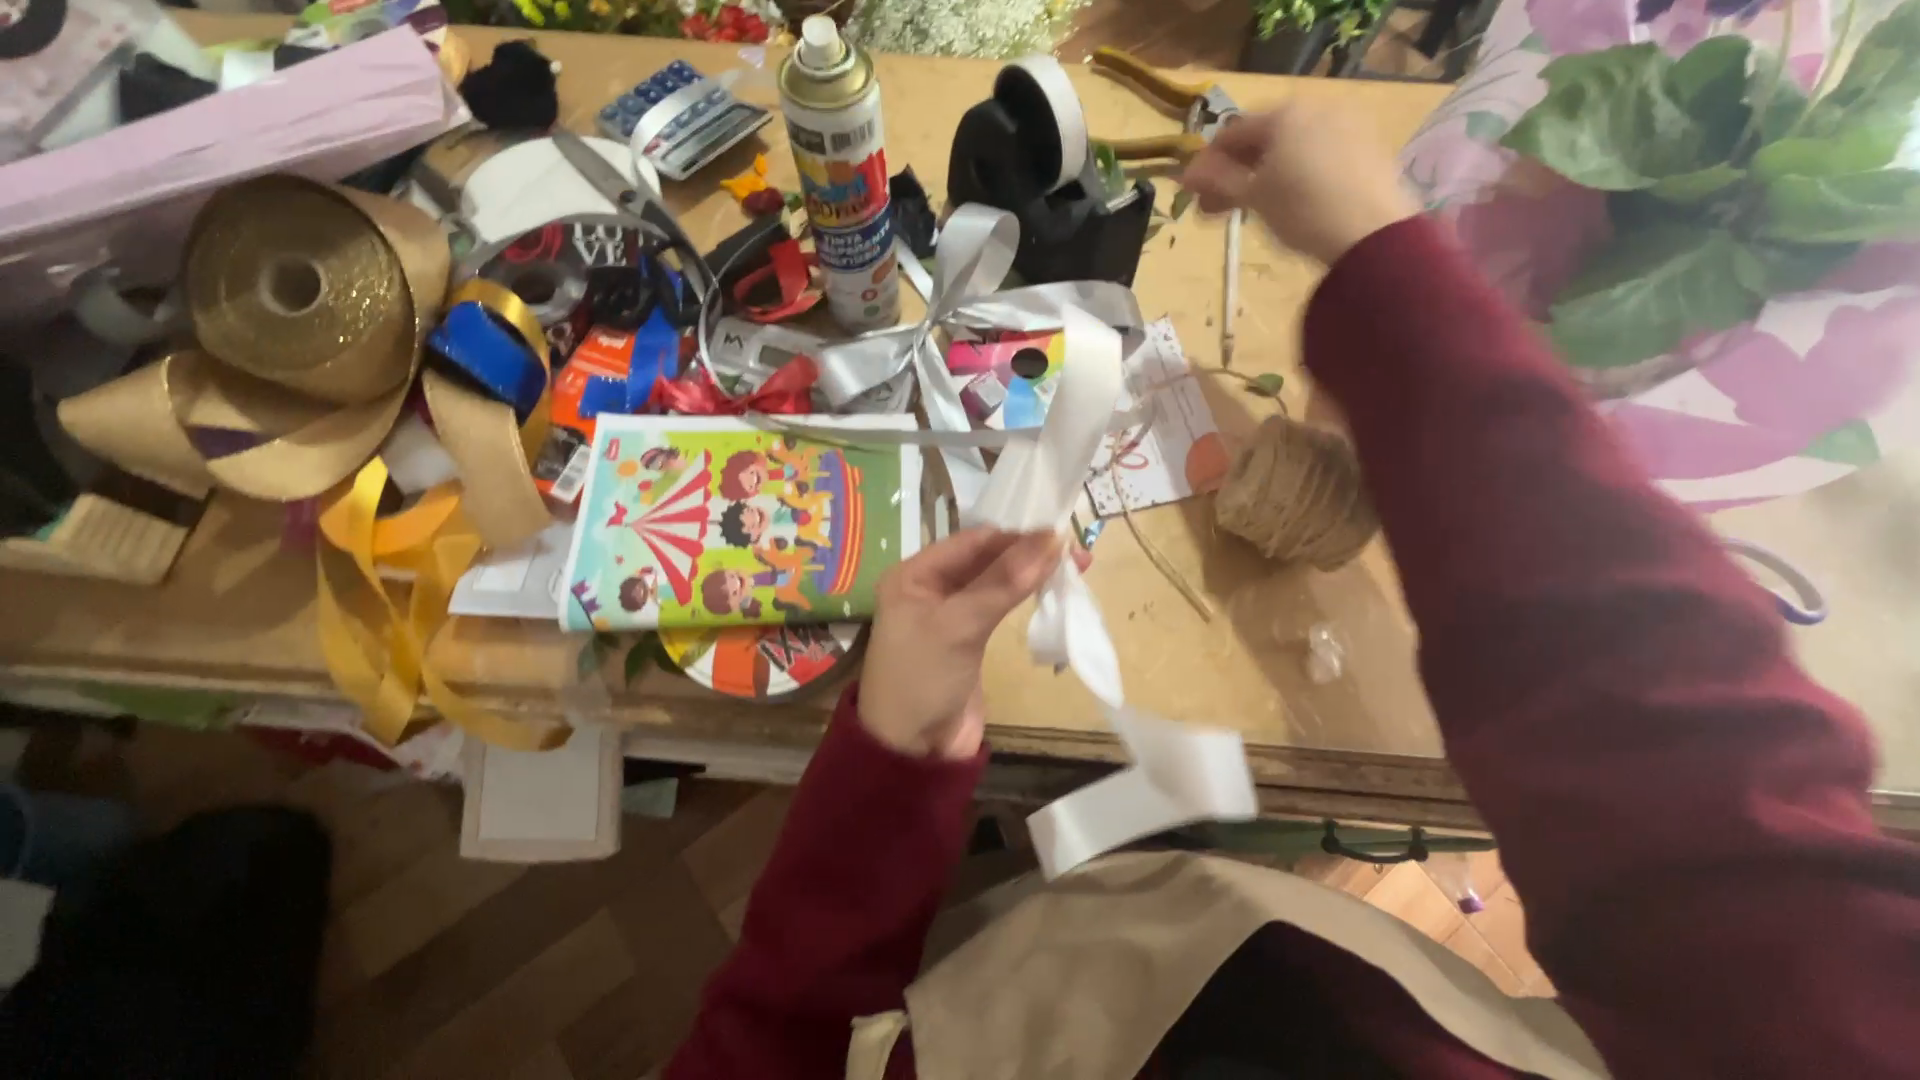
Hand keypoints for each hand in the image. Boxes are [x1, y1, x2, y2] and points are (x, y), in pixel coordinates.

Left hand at [859, 528, 1068, 759]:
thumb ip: (1002, 582)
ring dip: (1033, 573)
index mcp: (914, 575)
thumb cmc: (922, 679)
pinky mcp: (972, 639)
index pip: (972, 541)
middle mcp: (931, 588)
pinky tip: (1056, 590)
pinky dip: (1027, 597)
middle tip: (1077, 552)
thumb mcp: (959, 626)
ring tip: (1077, 566)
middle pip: (987, 558)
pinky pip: (1001, 607)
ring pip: (998, 582)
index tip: (1060, 532)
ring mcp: (952, 614)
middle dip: (1029, 553)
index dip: (1016, 535)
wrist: (913, 751)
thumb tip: (1051, 540)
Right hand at [1182, 102, 1419, 265]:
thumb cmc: (1302, 209)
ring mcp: (1345, 125)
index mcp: (1284, 114)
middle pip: (1261, 141)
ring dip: (1261, 177)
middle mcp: (1315, 108)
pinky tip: (1287, 203)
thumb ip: (1218, 181)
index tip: (1191, 193)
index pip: (1231, 133)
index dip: (1206, 163)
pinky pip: (1316, 157)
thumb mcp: (1253, 197)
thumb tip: (1187, 174)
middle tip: (1214, 209)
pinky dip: (1293, 176)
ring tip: (1248, 211)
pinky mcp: (1366, 149)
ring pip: (1289, 149)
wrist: (1371, 233)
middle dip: (1233, 174)